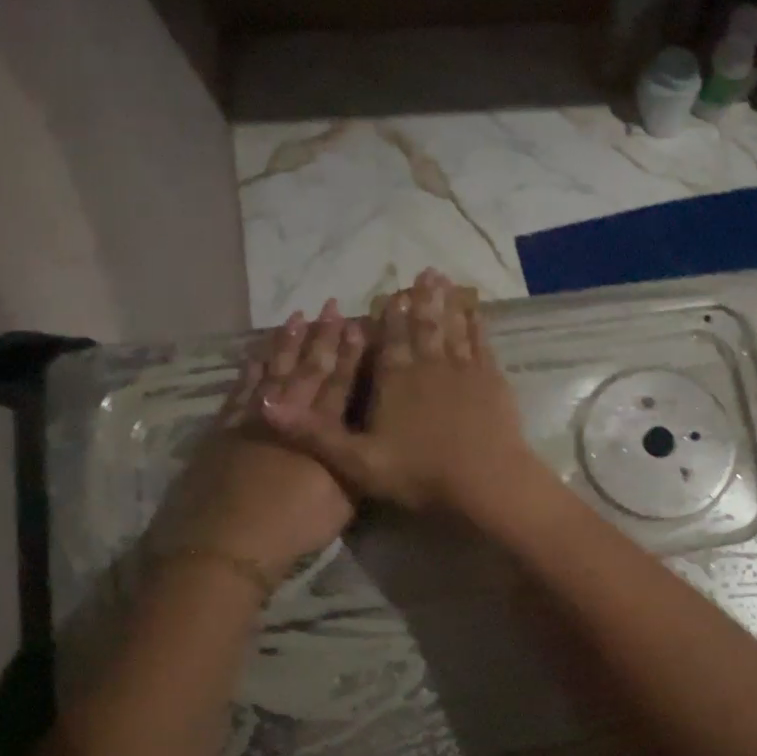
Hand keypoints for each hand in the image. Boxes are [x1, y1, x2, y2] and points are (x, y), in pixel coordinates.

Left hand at [148, 300, 365, 580]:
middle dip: (322, 336)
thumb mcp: (344, 501)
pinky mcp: (224, 429)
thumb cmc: (294, 525)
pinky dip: (251, 369)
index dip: (350, 354)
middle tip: (330, 306)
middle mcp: (289, 414)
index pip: (340, 383)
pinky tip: (256, 354)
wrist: (227, 539)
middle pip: (308, 368)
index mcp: (323, 431)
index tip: (357, 323)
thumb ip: (355, 463)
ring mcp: (253, 418)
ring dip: (285, 343)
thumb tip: (368, 438)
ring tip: (295, 317)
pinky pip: (241, 389)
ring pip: (273, 371)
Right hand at [263, 269, 539, 514]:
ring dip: (448, 303)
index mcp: (395, 382)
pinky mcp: (493, 382)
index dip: (388, 317)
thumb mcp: (358, 462)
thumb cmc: (420, 475)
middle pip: (423, 326)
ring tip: (445, 280)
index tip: (390, 294)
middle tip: (425, 272)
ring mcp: (465, 371)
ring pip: (453, 328)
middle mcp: (429, 367)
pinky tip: (476, 314)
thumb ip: (313, 432)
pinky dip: (478, 326)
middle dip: (421, 299)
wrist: (486, 483)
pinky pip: (482, 344)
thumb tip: (263, 402)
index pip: (388, 341)